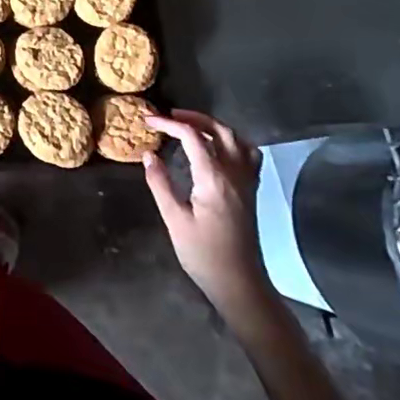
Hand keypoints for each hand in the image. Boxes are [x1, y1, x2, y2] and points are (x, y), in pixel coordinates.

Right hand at [142, 110, 274, 321]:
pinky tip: (219, 149)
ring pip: (238, 140)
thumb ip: (160, 183)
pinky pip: (248, 155)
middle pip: (220, 131)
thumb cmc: (202, 253)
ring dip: (215, 127)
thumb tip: (149, 154)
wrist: (238, 282)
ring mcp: (247, 182)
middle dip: (194, 118)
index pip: (193, 137)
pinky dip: (233, 142)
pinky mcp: (251, 191)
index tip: (147, 120)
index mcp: (214, 179)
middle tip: (168, 117)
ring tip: (191, 127)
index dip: (169, 123)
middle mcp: (236, 174)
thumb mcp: (174, 218)